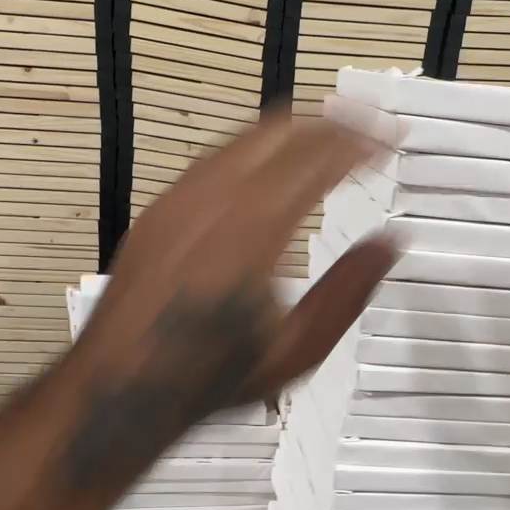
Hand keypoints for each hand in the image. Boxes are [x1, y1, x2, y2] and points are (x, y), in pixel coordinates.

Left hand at [54, 112, 397, 486]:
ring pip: (242, 138)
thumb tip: (387, 246)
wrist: (121, 385)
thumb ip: (348, 291)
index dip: (362, 141)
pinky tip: (259, 176)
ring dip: (289, 134)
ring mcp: (176, 202)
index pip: (320, 156)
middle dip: (330, 124)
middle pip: (283, 130)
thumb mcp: (296, 349)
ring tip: (318, 146)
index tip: (387, 140)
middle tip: (360, 133)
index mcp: (254, 228)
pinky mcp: (156, 213)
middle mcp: (211, 201)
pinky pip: (210, 160)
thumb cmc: (204, 376)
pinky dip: (248, 153)